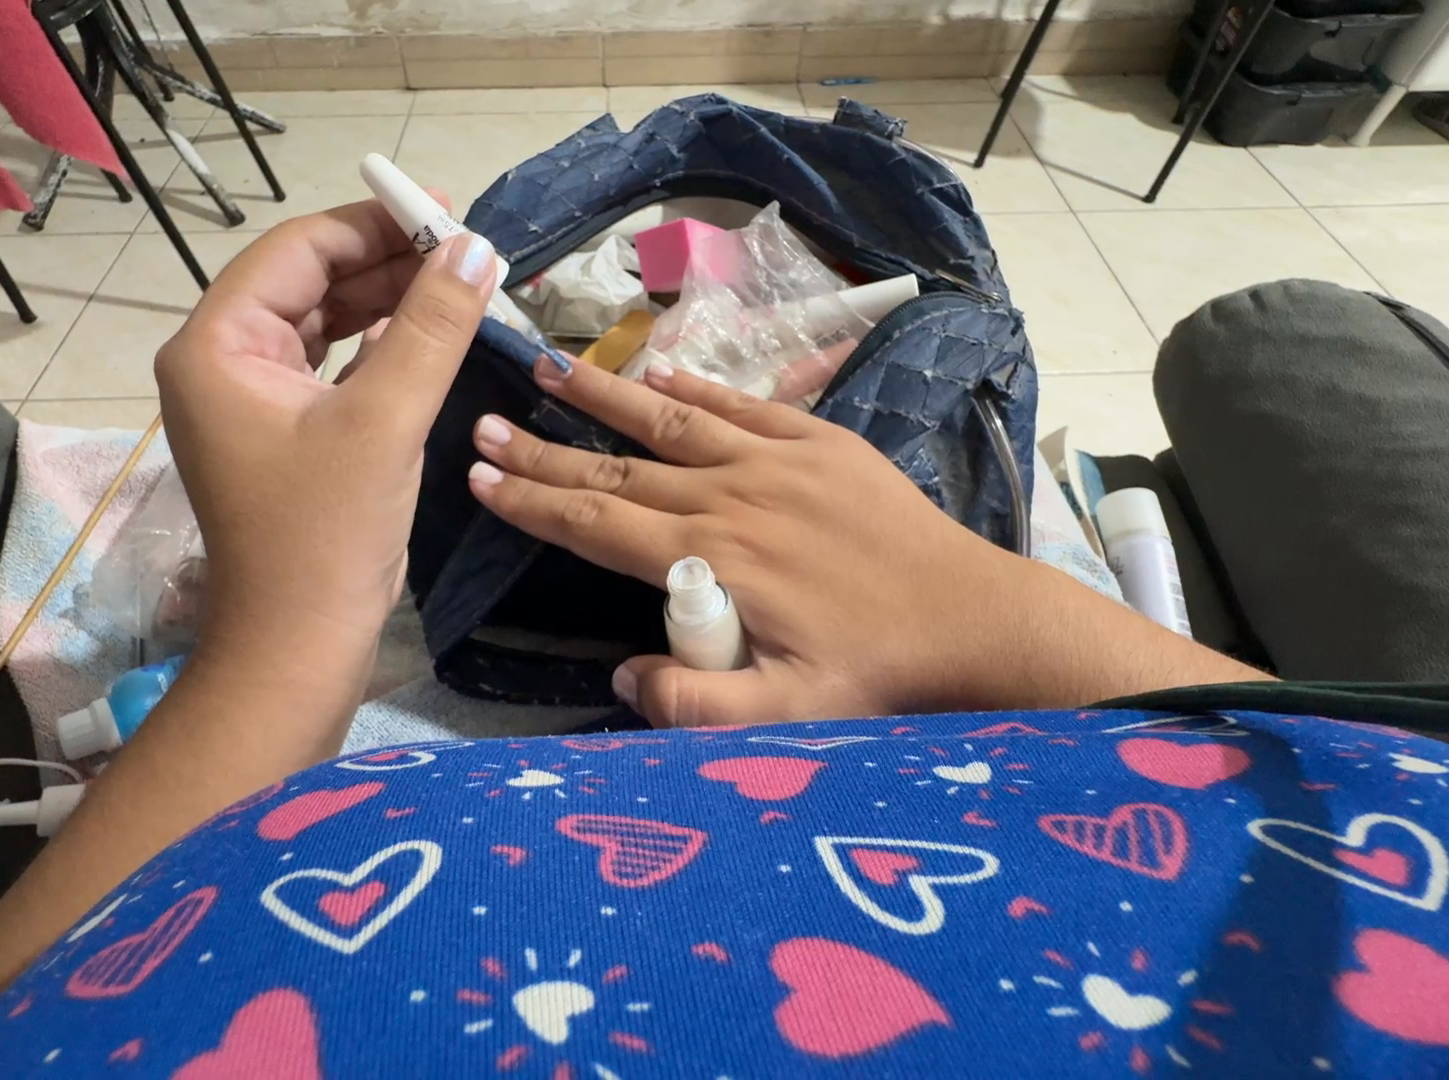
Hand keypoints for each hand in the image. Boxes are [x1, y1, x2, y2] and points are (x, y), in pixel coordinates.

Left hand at [154, 199, 499, 706]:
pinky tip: (427, 337)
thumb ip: (431, 328)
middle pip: (311, 283)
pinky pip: (338, 369)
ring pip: (328, 326)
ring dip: (390, 304)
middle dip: (387, 263)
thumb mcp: (385, 420)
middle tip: (464, 250)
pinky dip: (383, 349)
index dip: (373, 223)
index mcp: (218, 345)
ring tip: (458, 284)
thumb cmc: (329, 531)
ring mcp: (257, 401)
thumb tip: (476, 249)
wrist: (303, 640)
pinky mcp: (292, 433)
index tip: (446, 212)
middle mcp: (226, 362)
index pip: (297, 251)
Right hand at [466, 359, 1266, 726]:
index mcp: (711, 557)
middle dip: (544, 447)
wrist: (969, 617)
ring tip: (551, 370)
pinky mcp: (817, 441)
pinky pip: (741, 404)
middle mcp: (730, 495)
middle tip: (486, 420)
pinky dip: (694, 386)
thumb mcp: (782, 716)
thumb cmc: (873, 670)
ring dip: (604, 396)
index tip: (479, 476)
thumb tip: (621, 676)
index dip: (533, 500)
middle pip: (617, 465)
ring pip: (670, 418)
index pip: (597, 522)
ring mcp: (775, 458)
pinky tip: (657, 371)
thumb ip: (691, 702)